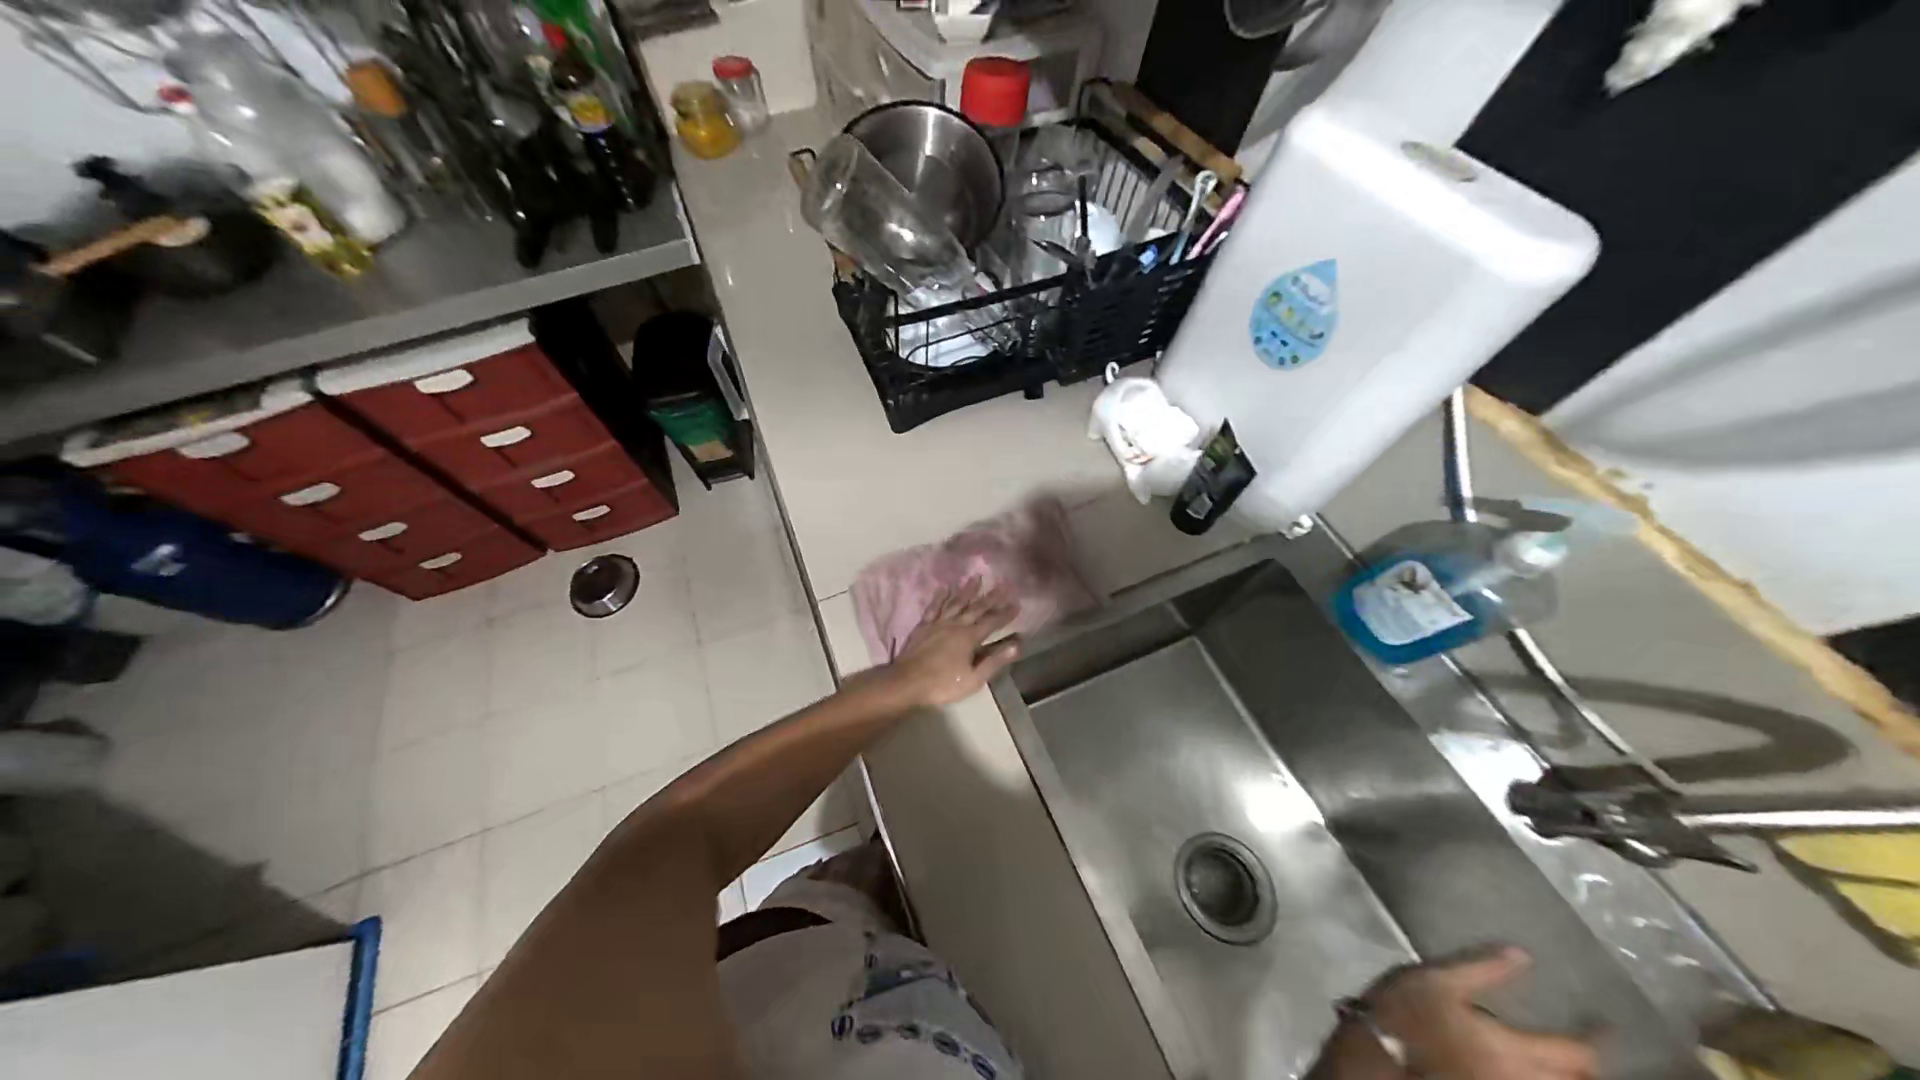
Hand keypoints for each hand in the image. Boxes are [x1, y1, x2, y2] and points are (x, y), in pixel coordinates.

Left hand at [866, 579, 1020, 709]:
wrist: (907, 682)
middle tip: (1003, 584)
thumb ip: (995, 661)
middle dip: (991, 597)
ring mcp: (938, 623)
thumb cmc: (943, 684)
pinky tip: (944, 588)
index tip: (1017, 603)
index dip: (1005, 613)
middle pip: (976, 608)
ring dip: (967, 590)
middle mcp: (955, 625)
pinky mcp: (923, 626)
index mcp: (969, 638)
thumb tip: (1017, 645)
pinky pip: (934, 607)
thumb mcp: (974, 678)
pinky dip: (940, 597)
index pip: (991, 622)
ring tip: (976, 577)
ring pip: (955, 602)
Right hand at [1367, 947, 1598, 1079]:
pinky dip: (1540, 1079)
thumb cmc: (1409, 1013)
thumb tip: (1523, 955)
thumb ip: (1483, 970)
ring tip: (1562, 1061)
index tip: (1606, 1023)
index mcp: (1514, 1051)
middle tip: (1583, 1044)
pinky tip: (1529, 1068)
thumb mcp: (1438, 981)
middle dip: (1586, 1065)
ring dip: (1565, 1077)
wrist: (1381, 1055)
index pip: (1577, 1052)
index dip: (1596, 1038)